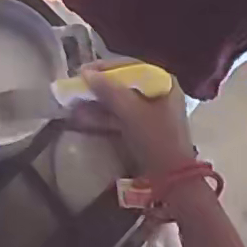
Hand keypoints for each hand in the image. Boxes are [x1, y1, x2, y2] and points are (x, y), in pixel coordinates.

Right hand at [71, 60, 194, 178]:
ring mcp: (152, 112)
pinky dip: (103, 116)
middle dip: (99, 86)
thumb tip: (85, 73)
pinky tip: (82, 117)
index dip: (105, 68)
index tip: (82, 70)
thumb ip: (109, 91)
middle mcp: (159, 92)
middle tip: (77, 86)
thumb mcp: (131, 112)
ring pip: (120, 100)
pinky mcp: (144, 129)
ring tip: (74, 102)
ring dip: (97, 101)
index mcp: (164, 82)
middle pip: (124, 83)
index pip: (130, 66)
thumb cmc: (156, 138)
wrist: (172, 180)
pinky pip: (121, 116)